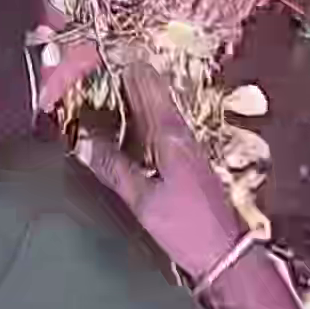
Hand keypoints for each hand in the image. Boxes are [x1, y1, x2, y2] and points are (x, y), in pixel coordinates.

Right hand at [75, 64, 309, 308]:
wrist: (227, 257)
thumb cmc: (187, 227)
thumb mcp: (143, 200)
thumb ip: (113, 168)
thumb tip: (82, 141)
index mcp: (168, 133)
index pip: (146, 87)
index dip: (127, 66)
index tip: (106, 51)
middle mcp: (179, 131)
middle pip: (153, 91)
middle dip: (129, 73)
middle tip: (103, 60)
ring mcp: (186, 143)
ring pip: (158, 104)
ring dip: (137, 90)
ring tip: (112, 79)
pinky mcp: (187, 157)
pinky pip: (160, 120)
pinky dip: (144, 109)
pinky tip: (132, 116)